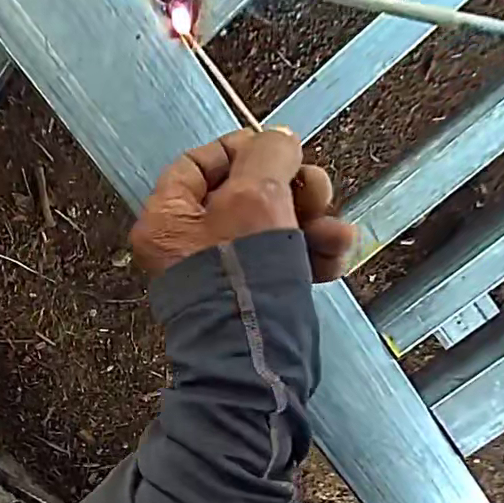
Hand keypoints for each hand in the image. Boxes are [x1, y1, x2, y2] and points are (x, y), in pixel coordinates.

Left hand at [131, 128, 354, 280]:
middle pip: (245, 194)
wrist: (258, 362)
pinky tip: (335, 257)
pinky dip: (312, 254)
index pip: (198, 165)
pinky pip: (283, 260)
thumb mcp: (255, 199)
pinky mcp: (254, 295)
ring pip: (273, 226)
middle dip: (291, 190)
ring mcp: (224, 273)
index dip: (241, 150)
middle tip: (315, 193)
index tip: (278, 149)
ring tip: (334, 235)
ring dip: (313, 223)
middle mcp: (190, 246)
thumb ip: (268, 156)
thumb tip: (279, 140)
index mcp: (168, 221)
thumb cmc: (243, 282)